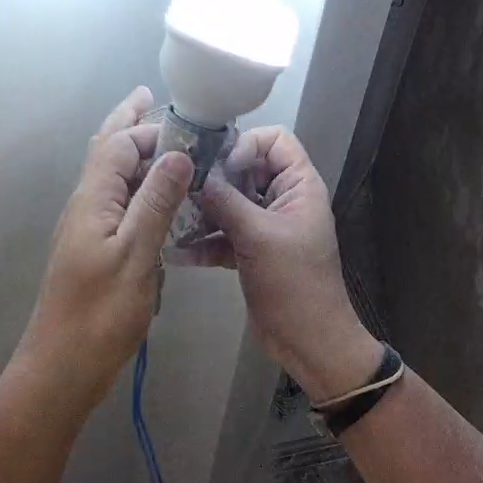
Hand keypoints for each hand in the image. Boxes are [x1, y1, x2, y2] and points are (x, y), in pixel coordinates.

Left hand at [16, 87, 192, 410]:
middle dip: (126, 123)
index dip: (149, 127)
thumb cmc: (99, 313)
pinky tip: (155, 194)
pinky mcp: (95, 250)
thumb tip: (177, 153)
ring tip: (157, 135)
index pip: (118, 145)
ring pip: (110, 177)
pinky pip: (116, 202)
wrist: (61, 368)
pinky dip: (135, 184)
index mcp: (92, 201)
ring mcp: (88, 229)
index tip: (185, 118)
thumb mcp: (135, 256)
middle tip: (149, 97)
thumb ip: (155, 203)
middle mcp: (86, 206)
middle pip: (106, 152)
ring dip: (131, 151)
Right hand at [192, 127, 381, 403]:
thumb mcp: (258, 238)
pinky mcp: (253, 252)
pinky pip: (226, 234)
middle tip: (184, 187)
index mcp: (299, 186)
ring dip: (205, 210)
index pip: (275, 140)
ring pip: (232, 203)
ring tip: (174, 217)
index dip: (246, 145)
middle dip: (216, 178)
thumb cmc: (294, 284)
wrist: (309, 342)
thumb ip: (227, 202)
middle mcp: (284, 200)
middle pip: (247, 169)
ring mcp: (267, 226)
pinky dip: (206, 241)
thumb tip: (197, 175)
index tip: (220, 166)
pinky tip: (179, 252)